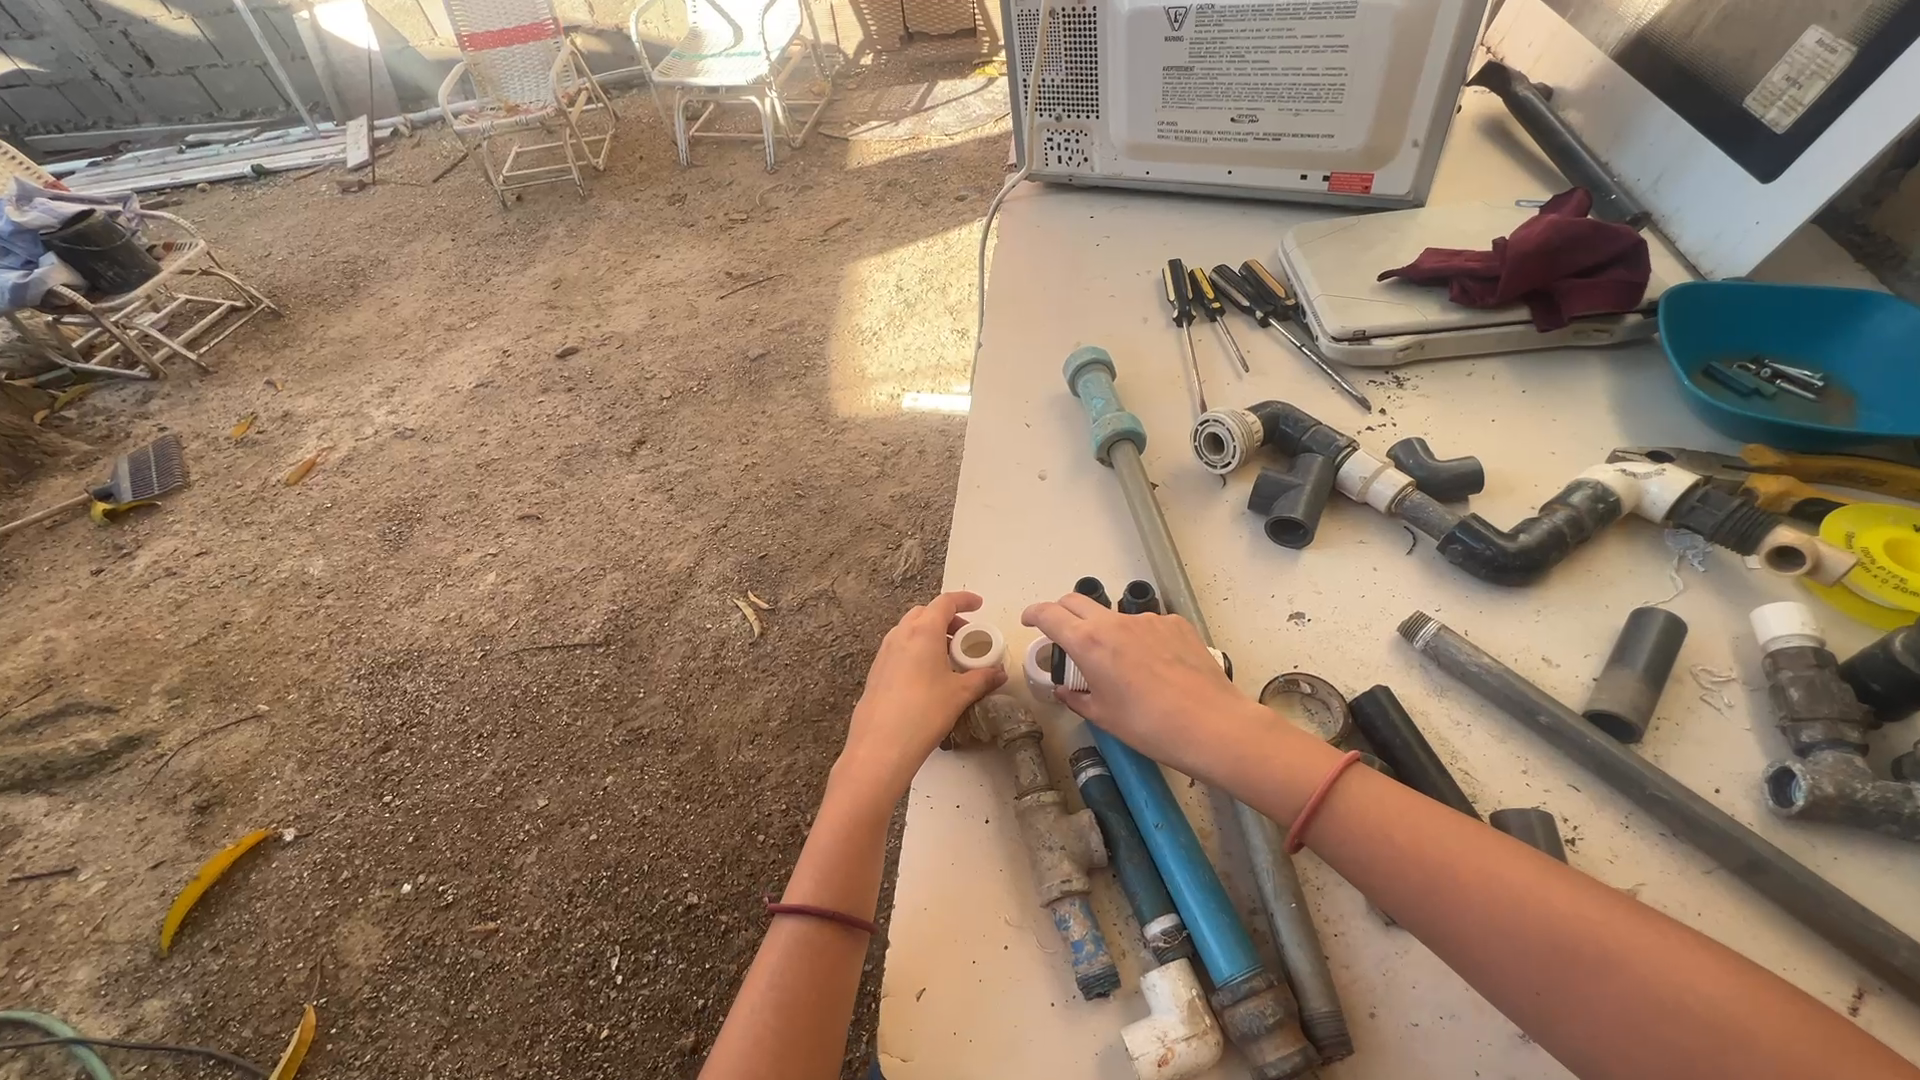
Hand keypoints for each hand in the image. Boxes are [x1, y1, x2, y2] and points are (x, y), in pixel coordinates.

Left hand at [837, 591, 1007, 803]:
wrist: (881, 744)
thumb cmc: (925, 711)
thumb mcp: (960, 694)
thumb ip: (982, 679)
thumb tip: (999, 674)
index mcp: (923, 631)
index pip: (945, 602)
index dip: (964, 600)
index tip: (978, 605)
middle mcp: (900, 634)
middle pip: (924, 612)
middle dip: (946, 618)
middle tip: (964, 635)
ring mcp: (884, 652)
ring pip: (908, 629)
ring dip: (929, 633)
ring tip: (947, 655)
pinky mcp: (876, 670)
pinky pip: (899, 647)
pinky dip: (915, 648)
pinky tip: (926, 674)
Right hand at [1021, 593, 1254, 780]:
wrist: (1211, 724)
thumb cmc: (1150, 726)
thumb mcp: (1104, 717)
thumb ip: (1077, 698)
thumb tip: (1066, 690)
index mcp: (1089, 643)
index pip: (1049, 615)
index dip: (1034, 614)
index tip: (1030, 620)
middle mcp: (1115, 622)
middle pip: (1076, 601)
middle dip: (1062, 612)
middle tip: (1062, 634)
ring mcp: (1148, 619)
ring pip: (1115, 615)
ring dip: (1105, 629)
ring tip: (1120, 663)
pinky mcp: (1176, 624)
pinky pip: (1148, 624)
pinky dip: (1140, 638)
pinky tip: (1155, 666)